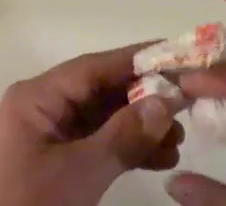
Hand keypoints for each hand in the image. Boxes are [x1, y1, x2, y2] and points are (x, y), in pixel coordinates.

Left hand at [0, 41, 187, 205]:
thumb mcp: (79, 172)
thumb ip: (123, 135)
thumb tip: (166, 101)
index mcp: (37, 97)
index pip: (93, 67)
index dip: (136, 59)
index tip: (176, 54)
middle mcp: (45, 108)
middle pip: (102, 90)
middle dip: (145, 98)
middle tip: (188, 102)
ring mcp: (53, 136)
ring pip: (106, 119)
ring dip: (143, 127)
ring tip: (180, 138)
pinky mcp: (62, 163)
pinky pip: (102, 144)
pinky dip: (131, 149)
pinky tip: (163, 157)